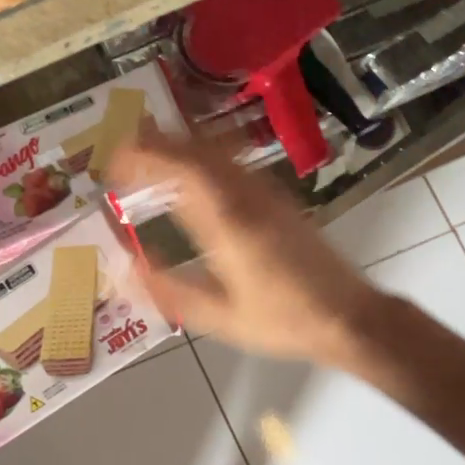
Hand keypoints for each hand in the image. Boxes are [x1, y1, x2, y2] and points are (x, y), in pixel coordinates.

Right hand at [106, 132, 389, 367]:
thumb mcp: (218, 317)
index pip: (183, 172)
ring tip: (150, 144)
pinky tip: (194, 163)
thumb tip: (128, 265)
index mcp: (229, 226)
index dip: (147, 158)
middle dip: (158, 142)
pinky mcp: (279, 200)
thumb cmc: (281, 322)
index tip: (115, 162)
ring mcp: (268, 195)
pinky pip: (235, 162)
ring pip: (219, 151)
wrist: (349, 317)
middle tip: (124, 144)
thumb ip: (169, 290)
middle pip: (199, 151)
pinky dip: (205, 153)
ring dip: (182, 143)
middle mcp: (248, 199)